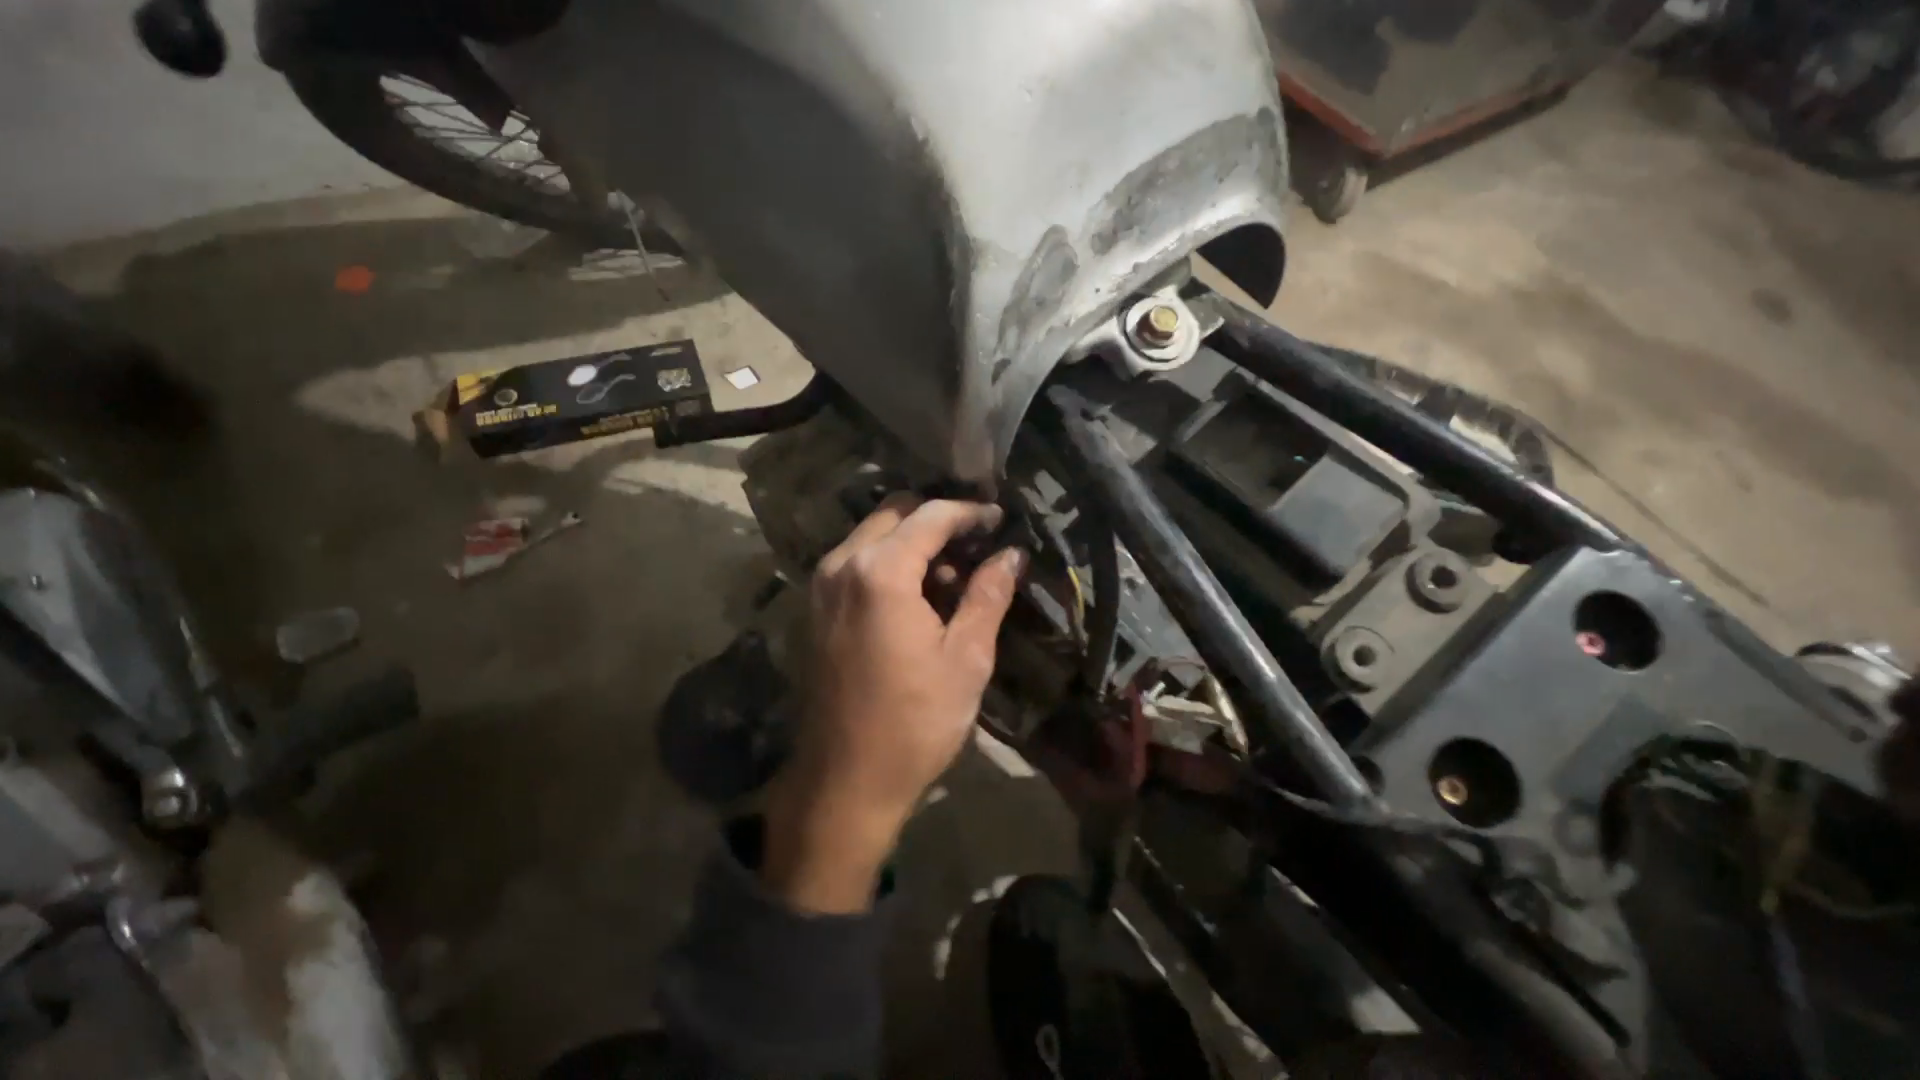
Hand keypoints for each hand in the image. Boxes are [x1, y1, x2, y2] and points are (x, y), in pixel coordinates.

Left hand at [763, 495, 1026, 912]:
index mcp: (880, 572)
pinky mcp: (815, 609)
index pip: (930, 516)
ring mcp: (821, 587)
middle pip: (894, 515)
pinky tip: (920, 596)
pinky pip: (855, 564)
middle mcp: (841, 565)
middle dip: (937, 521)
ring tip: (955, 576)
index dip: (969, 512)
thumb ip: (988, 595)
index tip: (1000, 520)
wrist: (846, 780)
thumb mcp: (966, 659)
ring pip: (872, 537)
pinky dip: (889, 563)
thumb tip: (1011, 554)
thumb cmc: (914, 722)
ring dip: (912, 542)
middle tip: (979, 545)